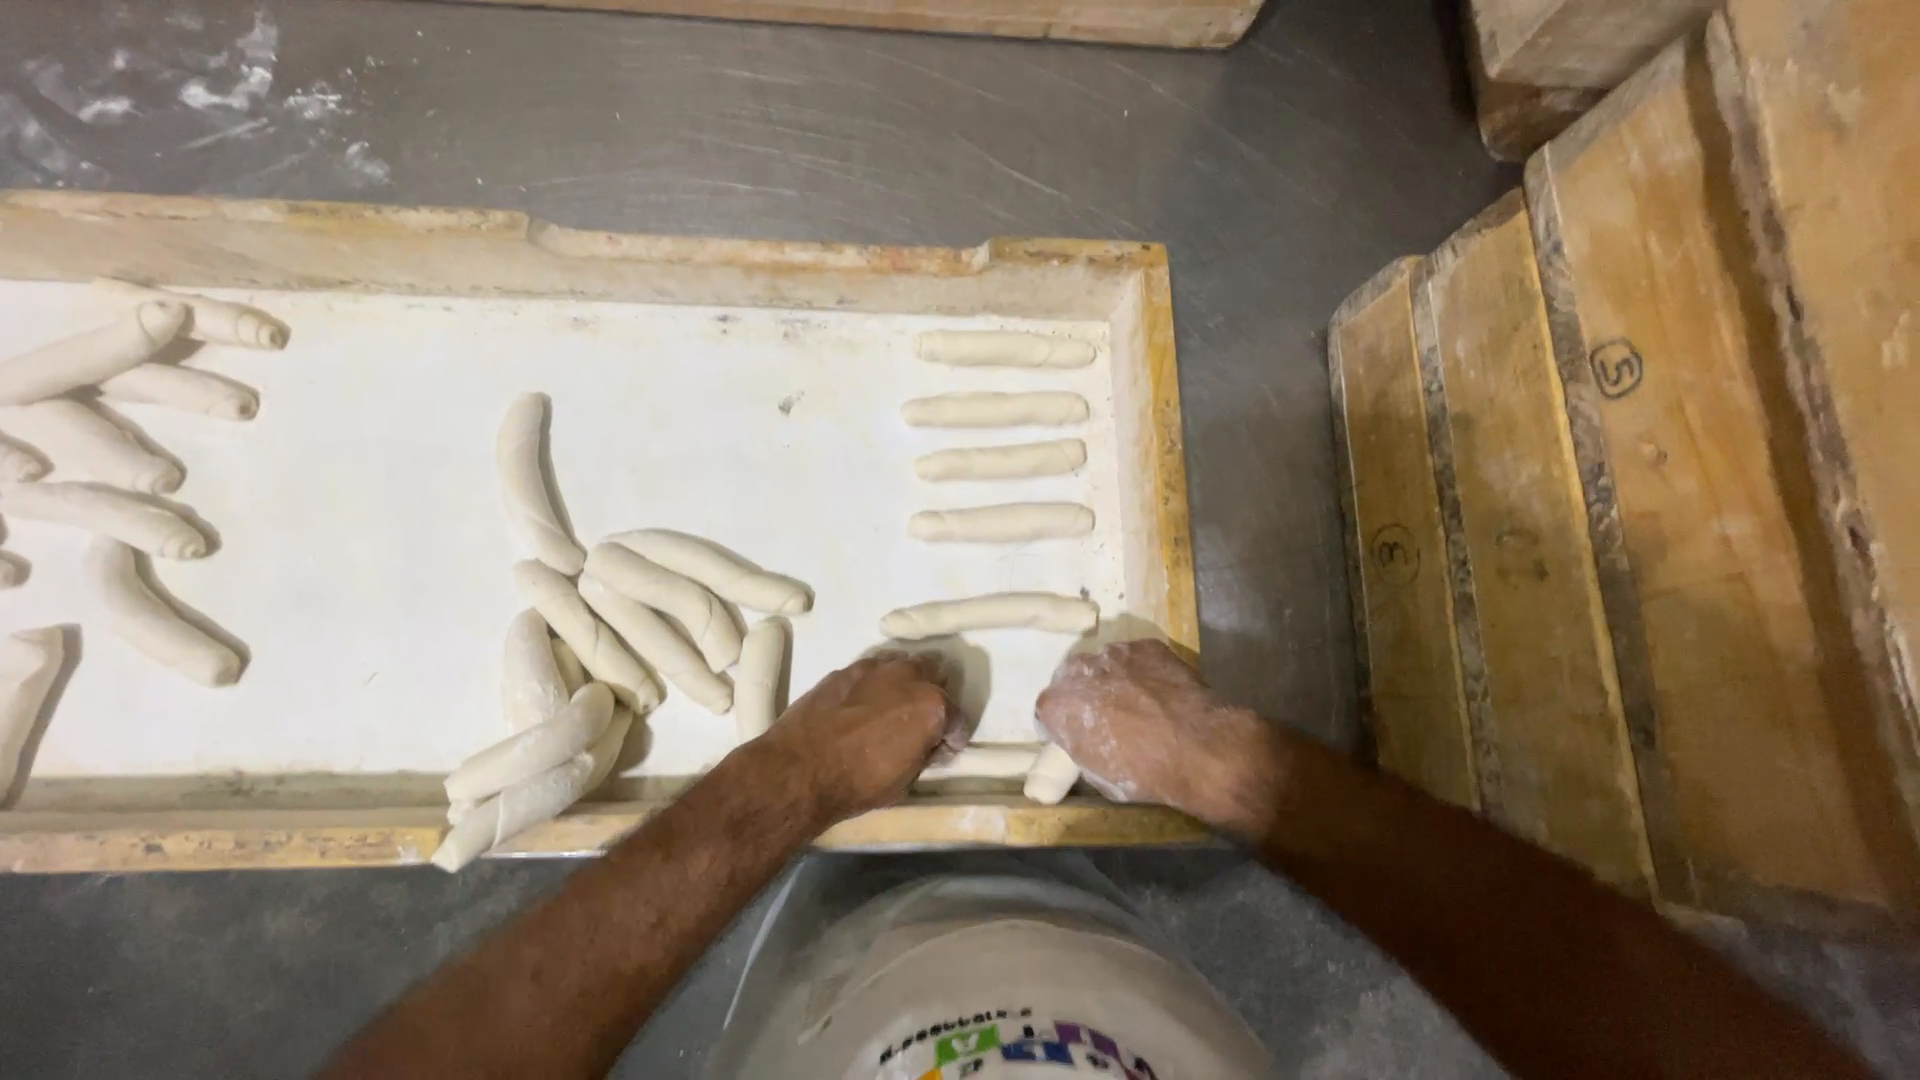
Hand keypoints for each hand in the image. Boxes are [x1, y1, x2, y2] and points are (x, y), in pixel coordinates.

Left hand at [758, 652, 965, 826]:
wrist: (800, 769)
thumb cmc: (860, 782)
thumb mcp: (907, 780)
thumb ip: (924, 753)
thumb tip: (926, 744)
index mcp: (934, 707)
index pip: (959, 721)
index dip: (951, 741)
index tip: (938, 752)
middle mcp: (910, 677)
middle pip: (936, 679)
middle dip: (934, 700)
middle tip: (919, 724)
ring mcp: (876, 668)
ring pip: (905, 665)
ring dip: (907, 684)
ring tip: (893, 707)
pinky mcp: (848, 668)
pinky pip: (875, 668)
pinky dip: (877, 682)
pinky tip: (865, 702)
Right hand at [1035, 640, 1272, 827]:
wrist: (1199, 748)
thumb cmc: (1144, 772)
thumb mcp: (1098, 776)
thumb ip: (1081, 749)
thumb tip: (1086, 742)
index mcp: (1056, 704)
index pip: (1047, 710)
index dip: (1062, 723)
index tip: (1077, 734)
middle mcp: (1077, 669)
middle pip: (1072, 678)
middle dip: (1084, 694)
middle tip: (1107, 715)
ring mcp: (1113, 652)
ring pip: (1104, 664)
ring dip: (1113, 680)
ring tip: (1138, 702)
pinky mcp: (1146, 645)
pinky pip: (1136, 657)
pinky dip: (1143, 671)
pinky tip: (1160, 692)